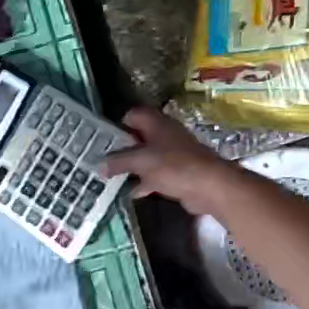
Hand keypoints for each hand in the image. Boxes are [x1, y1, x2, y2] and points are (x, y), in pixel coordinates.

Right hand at [102, 107, 241, 215]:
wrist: (210, 187)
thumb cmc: (175, 166)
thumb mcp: (141, 161)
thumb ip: (119, 162)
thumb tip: (98, 165)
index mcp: (157, 124)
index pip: (133, 115)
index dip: (118, 124)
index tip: (103, 139)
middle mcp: (165, 136)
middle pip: (139, 137)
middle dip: (122, 149)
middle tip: (102, 160)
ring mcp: (173, 156)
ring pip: (146, 158)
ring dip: (132, 167)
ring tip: (110, 178)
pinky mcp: (177, 174)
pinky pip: (155, 176)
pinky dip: (144, 183)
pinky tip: (131, 193)